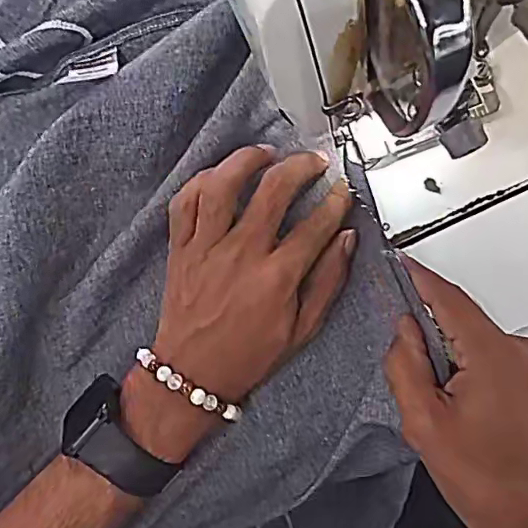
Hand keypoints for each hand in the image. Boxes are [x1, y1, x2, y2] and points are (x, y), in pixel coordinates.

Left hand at [121, 145, 357, 462]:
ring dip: (246, 161)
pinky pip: (184, 203)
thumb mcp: (302, 330)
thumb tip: (345, 240)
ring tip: (265, 154)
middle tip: (312, 162)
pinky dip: (200, 182)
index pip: (315, 224)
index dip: (334, 201)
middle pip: (273, 191)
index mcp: (276, 278)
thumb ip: (328, 282)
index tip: (341, 191)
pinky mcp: (181, 249)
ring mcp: (206, 249)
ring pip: (222, 186)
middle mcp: (241, 255)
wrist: (193, 373)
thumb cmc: (247, 355)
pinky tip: (219, 176)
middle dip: (300, 167)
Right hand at [382, 256, 527, 527]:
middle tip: (416, 380)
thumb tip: (403, 330)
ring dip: (453, 359)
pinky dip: (473, 370)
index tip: (401, 264)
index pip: (449, 298)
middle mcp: (524, 353)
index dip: (420, 278)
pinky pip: (497, 357)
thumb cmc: (490, 485)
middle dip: (432, 339)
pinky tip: (468, 411)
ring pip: (478, 341)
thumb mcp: (423, 424)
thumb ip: (405, 364)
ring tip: (447, 409)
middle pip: (462, 321)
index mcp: (494, 357)